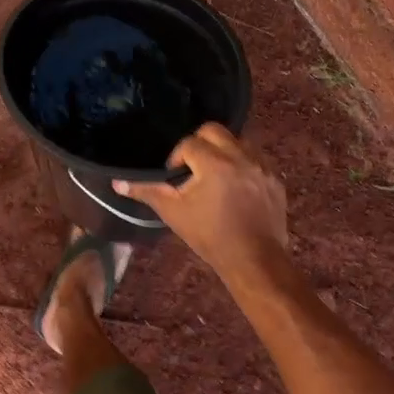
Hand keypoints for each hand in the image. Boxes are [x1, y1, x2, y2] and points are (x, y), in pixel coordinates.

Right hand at [114, 123, 288, 289]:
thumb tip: (117, 182)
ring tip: (215, 172)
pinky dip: (244, 163)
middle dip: (200, 143)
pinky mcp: (275, 179)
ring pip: (238, 140)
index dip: (177, 157)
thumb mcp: (174, 213)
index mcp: (214, 162)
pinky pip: (256, 158)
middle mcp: (240, 156)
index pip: (188, 143)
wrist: (255, 262)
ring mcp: (261, 166)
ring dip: (224, 149)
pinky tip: (236, 184)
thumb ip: (147, 191)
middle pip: (214, 130)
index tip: (176, 177)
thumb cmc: (210, 236)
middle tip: (194, 166)